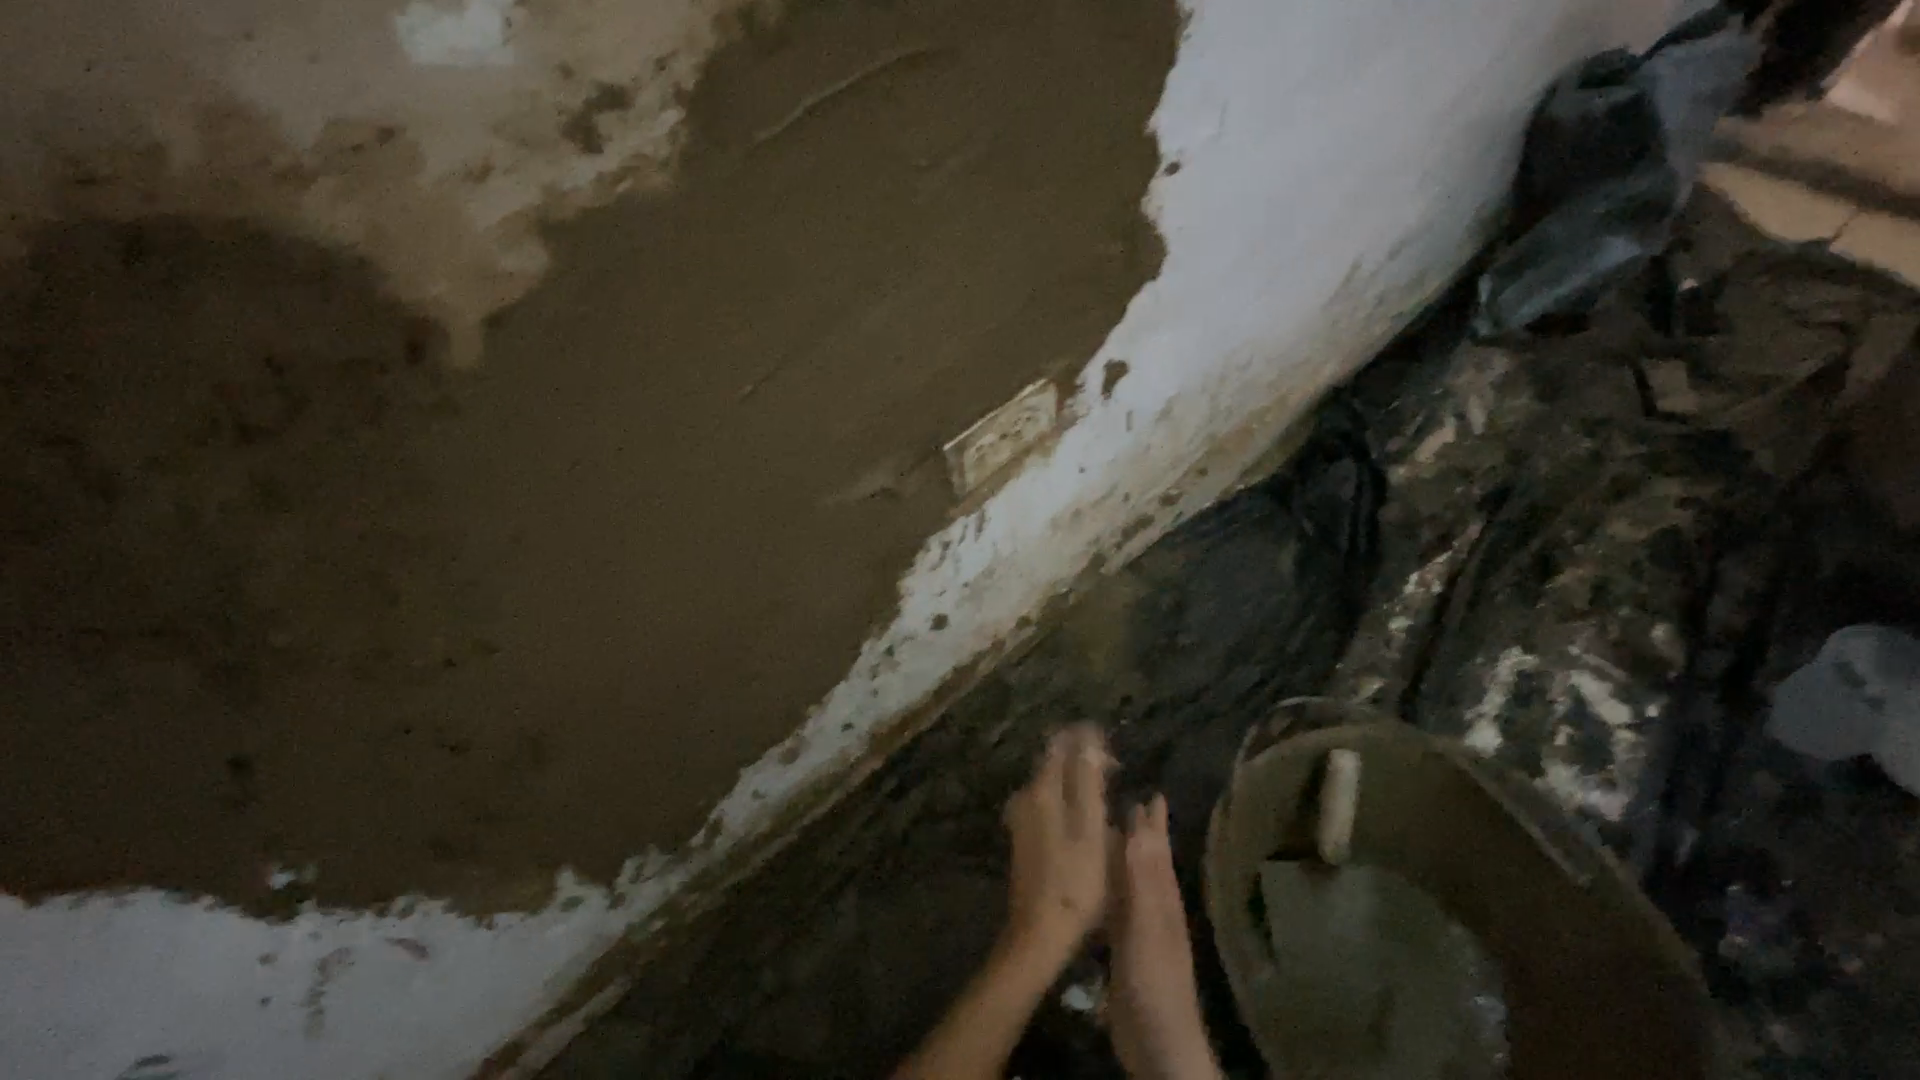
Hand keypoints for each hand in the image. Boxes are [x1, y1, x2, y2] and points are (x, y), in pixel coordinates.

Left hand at [1002, 726, 1112, 956]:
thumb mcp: (1091, 829)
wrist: (1039, 931)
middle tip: (1115, 770)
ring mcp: (1022, 817)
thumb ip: (1087, 781)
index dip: (1087, 740)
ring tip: (1106, 790)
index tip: (1114, 751)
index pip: (1061, 744)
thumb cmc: (1075, 882)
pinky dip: (1067, 799)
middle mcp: (1026, 796)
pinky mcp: (1024, 837)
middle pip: (1053, 761)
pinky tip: (1085, 817)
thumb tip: (1088, 740)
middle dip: (1082, 757)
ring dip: (1075, 779)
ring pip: (1050, 782)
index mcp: (1043, 789)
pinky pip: (1048, 802)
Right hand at [1110, 795, 1219, 1079]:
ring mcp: (1140, 930)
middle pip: (1146, 861)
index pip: (1157, 849)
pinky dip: (1108, 889)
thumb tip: (1140, 825)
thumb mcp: (1148, 925)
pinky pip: (1116, 907)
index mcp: (1162, 898)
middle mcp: (1154, 908)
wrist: (1157, 1042)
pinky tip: (1094, 888)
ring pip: (1130, 882)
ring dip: (1122, 857)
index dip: (1154, 822)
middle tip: (1127, 800)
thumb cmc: (1154, 980)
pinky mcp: (1124, 950)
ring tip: (1106, 832)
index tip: (1150, 790)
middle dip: (1140, 833)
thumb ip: (1142, 877)